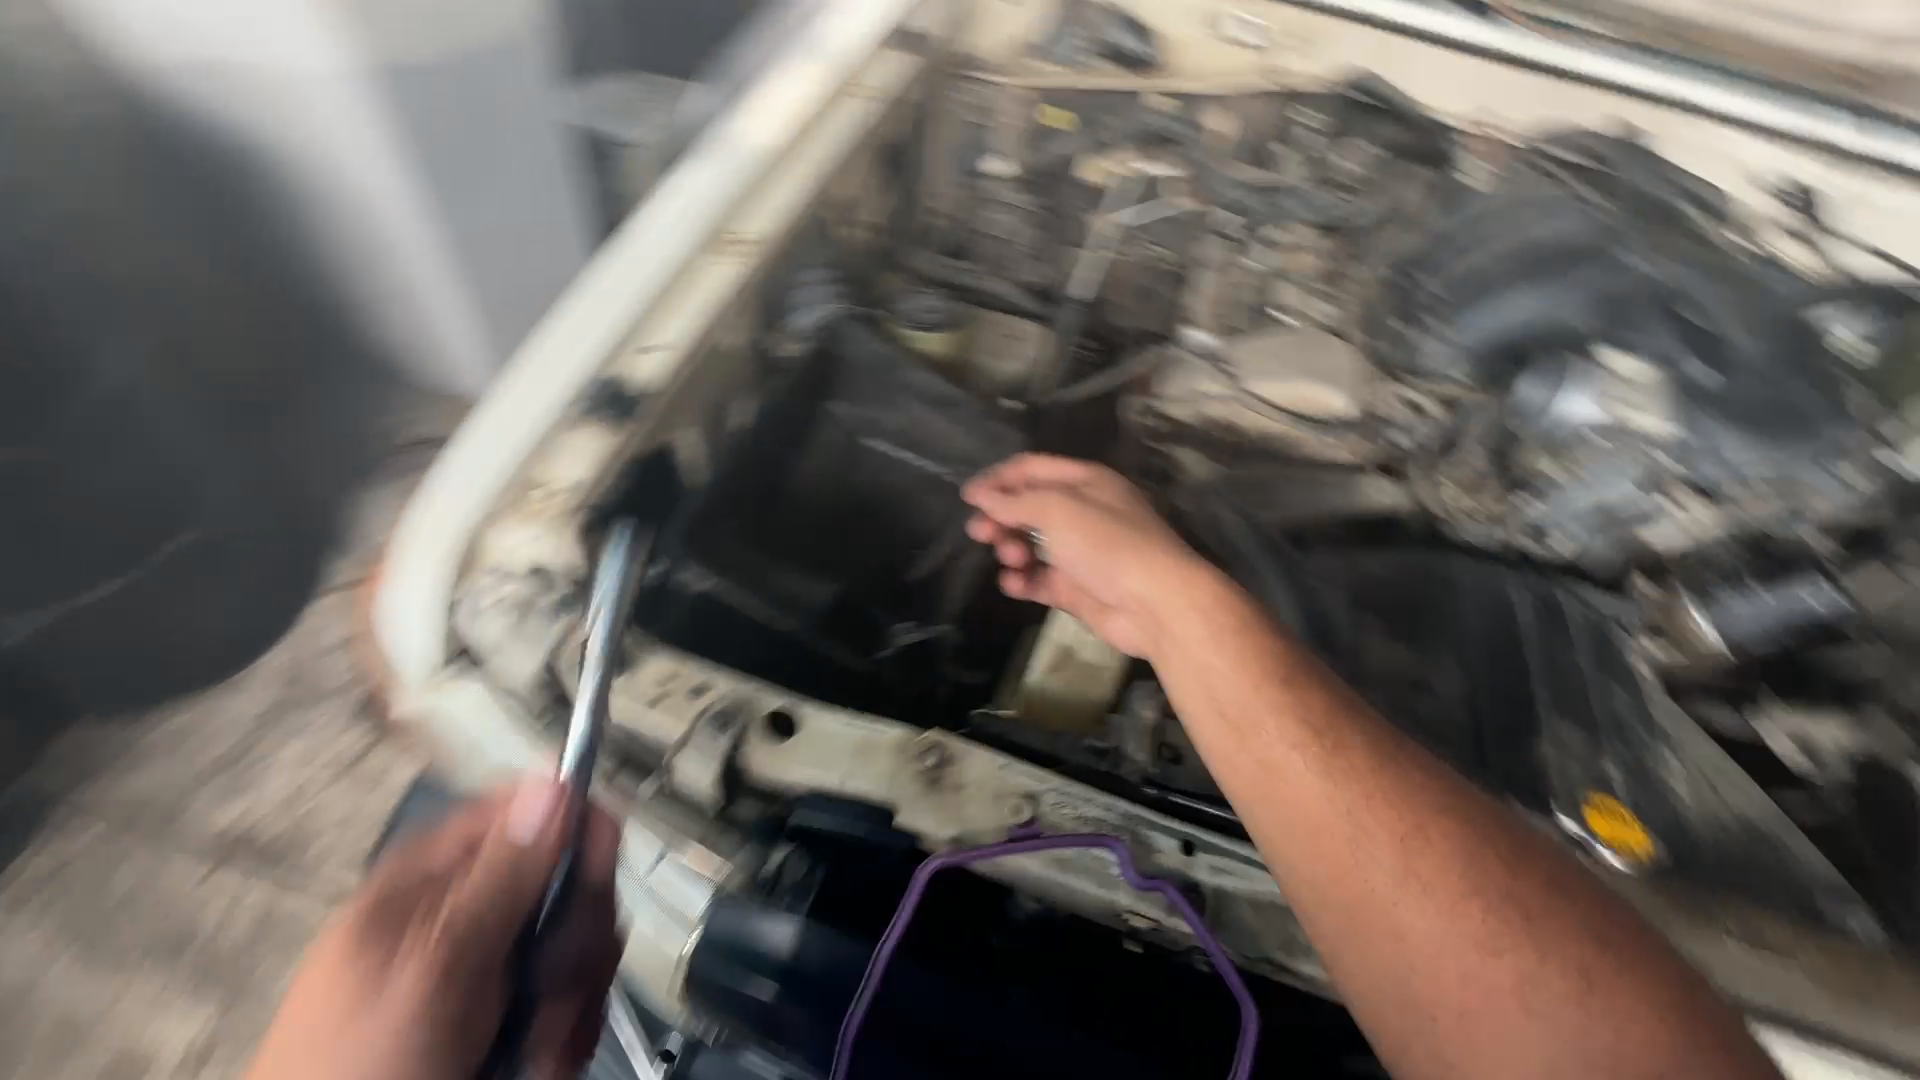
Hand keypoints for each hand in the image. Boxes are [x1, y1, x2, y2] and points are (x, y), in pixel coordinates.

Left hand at [246, 779, 623, 1079]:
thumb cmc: (367, 1067)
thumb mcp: (433, 965)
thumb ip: (501, 874)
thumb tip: (555, 781)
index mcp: (433, 880)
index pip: (524, 810)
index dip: (571, 823)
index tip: (594, 861)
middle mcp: (471, 912)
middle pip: (567, 876)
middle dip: (575, 933)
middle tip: (549, 984)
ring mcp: (493, 964)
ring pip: (581, 935)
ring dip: (576, 991)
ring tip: (538, 1041)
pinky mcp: (513, 1009)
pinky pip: (576, 989)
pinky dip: (572, 1025)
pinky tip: (544, 1055)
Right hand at [963, 453, 1212, 659]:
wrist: (1155, 603)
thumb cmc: (1108, 543)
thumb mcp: (1058, 509)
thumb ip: (1015, 501)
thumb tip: (980, 495)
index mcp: (1085, 482)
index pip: (1032, 469)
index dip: (998, 479)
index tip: (968, 497)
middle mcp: (1083, 512)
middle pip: (1028, 507)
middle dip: (1000, 517)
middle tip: (979, 532)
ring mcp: (1080, 552)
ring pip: (1031, 544)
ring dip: (1012, 549)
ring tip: (1012, 558)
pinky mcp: (1076, 588)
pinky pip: (1040, 579)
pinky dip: (1023, 580)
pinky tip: (1015, 583)